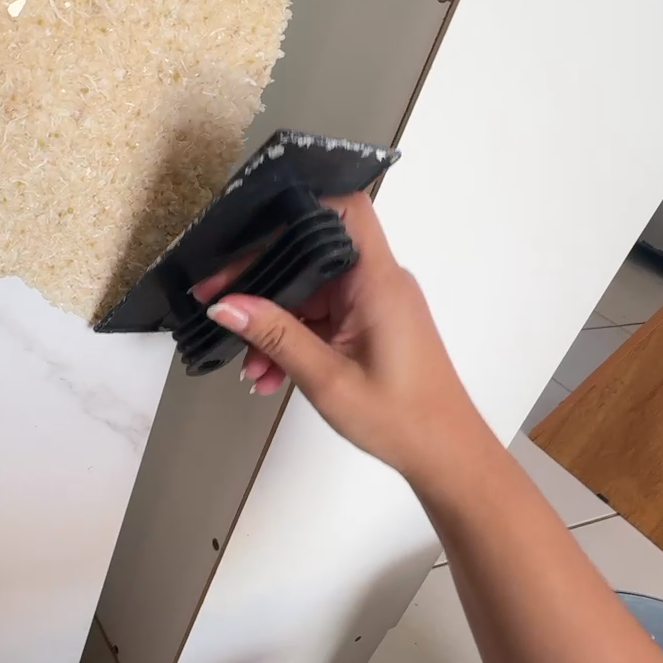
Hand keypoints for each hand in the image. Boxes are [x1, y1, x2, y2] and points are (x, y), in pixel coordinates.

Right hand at [201, 193, 486, 480]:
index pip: (345, 210)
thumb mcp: (326, 377)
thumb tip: (224, 306)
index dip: (300, 205)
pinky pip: (320, 318)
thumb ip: (274, 335)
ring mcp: (372, 304)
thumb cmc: (400, 418)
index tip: (250, 228)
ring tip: (249, 366)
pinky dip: (293, 340)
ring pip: (309, 294)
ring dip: (274, 325)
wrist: (445, 457)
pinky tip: (269, 375)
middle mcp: (377, 282)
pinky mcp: (368, 325)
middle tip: (217, 302)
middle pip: (310, 255)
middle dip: (261, 282)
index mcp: (377, 280)